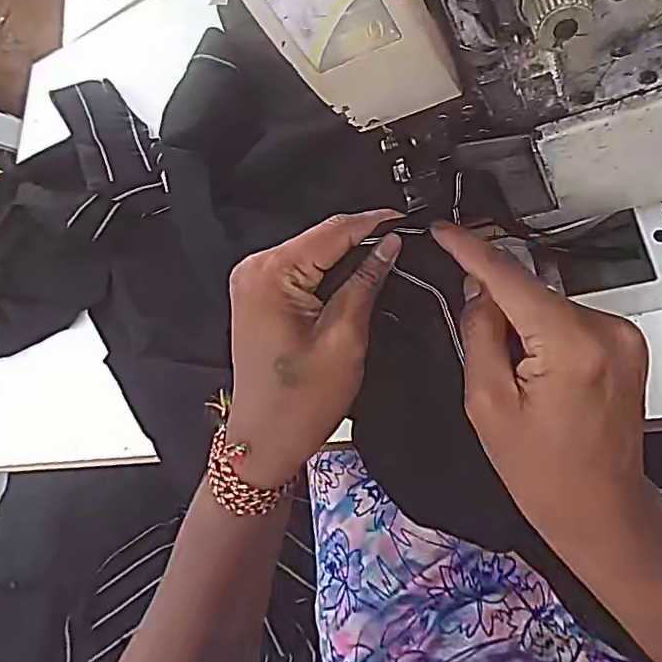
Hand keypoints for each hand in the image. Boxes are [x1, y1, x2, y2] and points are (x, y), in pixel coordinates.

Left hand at [225, 210, 402, 487]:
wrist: (264, 440)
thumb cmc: (298, 403)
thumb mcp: (344, 338)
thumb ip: (366, 283)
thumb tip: (389, 246)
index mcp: (271, 276)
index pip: (333, 231)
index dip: (375, 222)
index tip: (407, 220)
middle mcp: (255, 270)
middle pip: (322, 236)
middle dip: (365, 236)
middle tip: (405, 240)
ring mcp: (255, 281)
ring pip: (315, 249)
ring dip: (351, 252)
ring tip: (389, 255)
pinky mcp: (261, 294)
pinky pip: (304, 267)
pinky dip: (333, 268)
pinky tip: (359, 274)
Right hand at [431, 221, 660, 549]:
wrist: (601, 507)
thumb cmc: (545, 473)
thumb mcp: (487, 405)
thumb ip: (480, 333)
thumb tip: (478, 288)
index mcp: (572, 346)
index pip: (510, 278)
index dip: (470, 249)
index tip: (445, 231)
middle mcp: (607, 331)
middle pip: (532, 293)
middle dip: (500, 309)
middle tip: (490, 358)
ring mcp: (623, 335)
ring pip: (550, 305)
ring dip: (526, 325)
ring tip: (524, 380)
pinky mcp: (627, 341)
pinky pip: (571, 318)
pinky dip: (549, 333)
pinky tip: (545, 376)